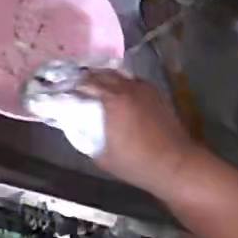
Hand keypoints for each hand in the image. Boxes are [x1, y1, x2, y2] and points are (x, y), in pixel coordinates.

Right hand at [78, 71, 202, 194]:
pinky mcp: (154, 93)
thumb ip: (86, 137)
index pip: (85, 84)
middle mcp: (127, 87)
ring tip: (94, 88)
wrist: (175, 163)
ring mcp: (143, 88)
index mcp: (112, 100)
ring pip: (117, 74)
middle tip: (75, 88)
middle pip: (100, 74)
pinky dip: (120, 83)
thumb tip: (76, 126)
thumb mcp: (103, 156)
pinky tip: (116, 93)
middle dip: (85, 79)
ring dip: (103, 78)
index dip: (71, 87)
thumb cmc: (137, 163)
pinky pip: (131, 80)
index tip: (62, 92)